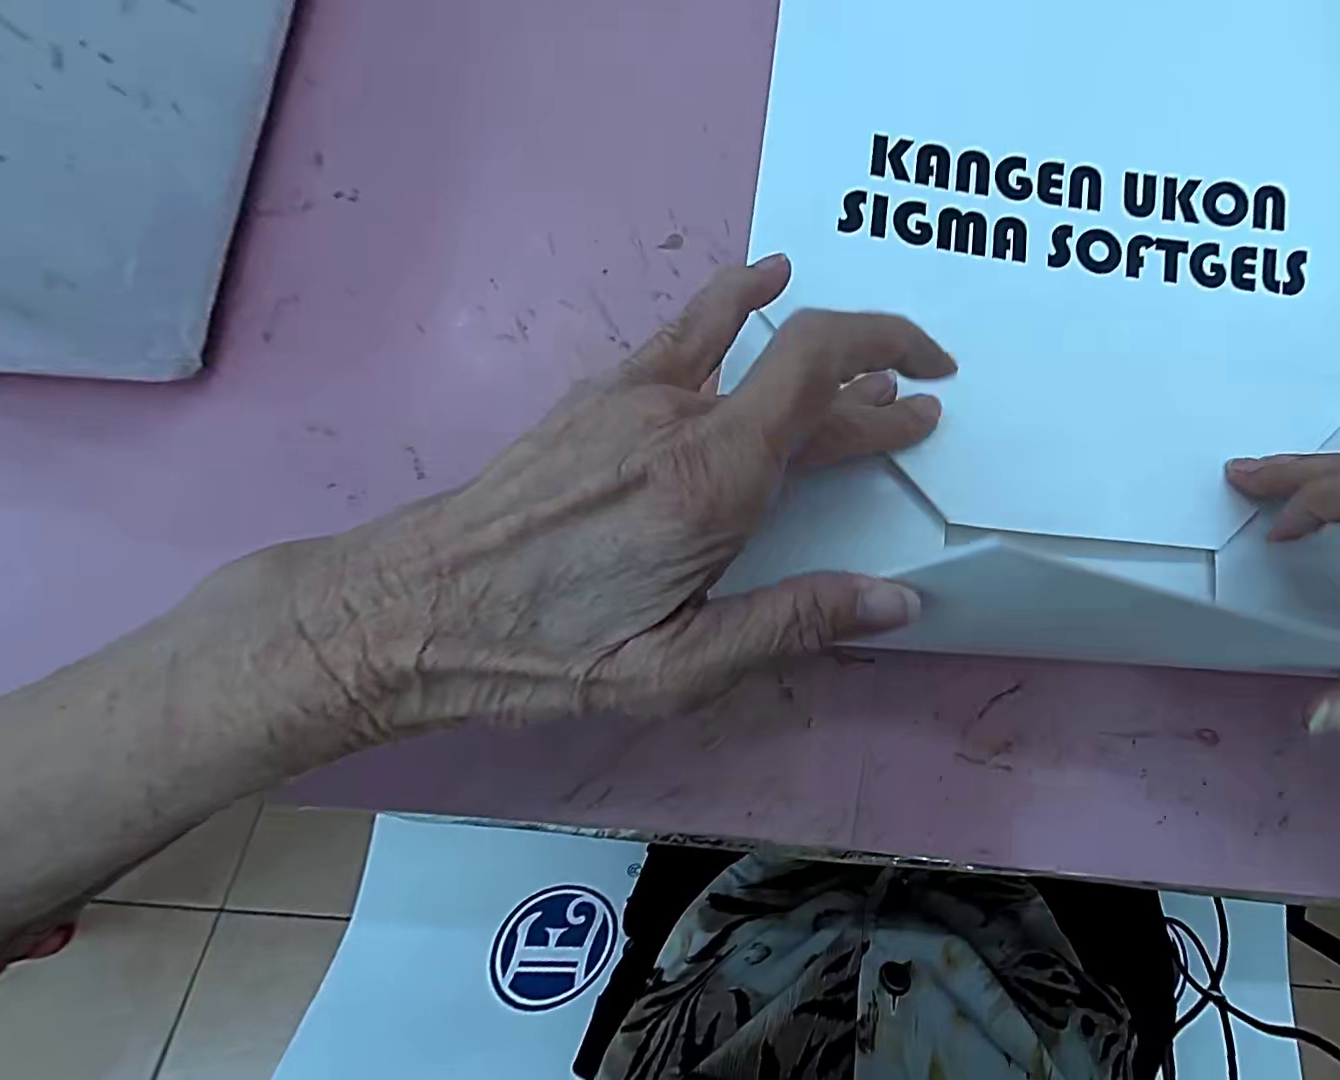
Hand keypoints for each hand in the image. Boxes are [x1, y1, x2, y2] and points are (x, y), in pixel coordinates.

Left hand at [285, 255, 954, 735]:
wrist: (408, 610)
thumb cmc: (549, 650)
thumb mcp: (684, 666)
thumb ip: (797, 621)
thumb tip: (899, 602)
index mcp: (714, 483)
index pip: (826, 390)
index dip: (890, 378)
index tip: (931, 399)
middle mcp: (682, 420)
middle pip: (805, 373)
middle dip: (878, 382)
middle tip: (917, 406)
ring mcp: (637, 397)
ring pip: (759, 348)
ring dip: (830, 351)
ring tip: (876, 365)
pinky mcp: (605, 396)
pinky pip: (688, 327)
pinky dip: (737, 295)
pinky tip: (768, 275)